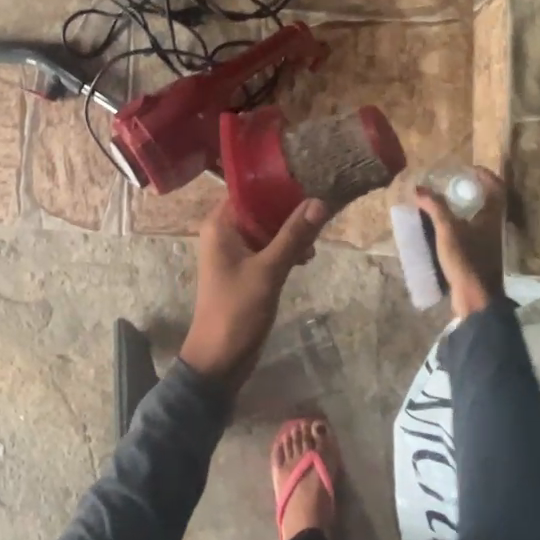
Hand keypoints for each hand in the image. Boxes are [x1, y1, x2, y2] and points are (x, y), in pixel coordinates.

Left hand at [179, 198, 329, 391]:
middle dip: (288, 209)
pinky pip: (266, 247)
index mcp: (220, 224)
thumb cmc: (237, 310)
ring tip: (315, 241)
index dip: (276, 183)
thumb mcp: (269, 271)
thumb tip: (320, 201)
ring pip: (265, 228)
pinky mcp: (244, 269)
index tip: (308, 180)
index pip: (248, 189)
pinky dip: (284, 248)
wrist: (218, 360)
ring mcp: (233, 251)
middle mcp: (223, 231)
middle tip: (321, 211)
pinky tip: (306, 256)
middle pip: (259, 207)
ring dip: (289, 231)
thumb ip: (293, 235)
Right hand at [415, 166, 506, 319]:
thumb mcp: (448, 230)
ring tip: (440, 205)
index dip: (485, 175)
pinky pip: (469, 233)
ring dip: (462, 210)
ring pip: (477, 219)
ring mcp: (487, 244)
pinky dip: (457, 226)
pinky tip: (439, 230)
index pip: (496, 188)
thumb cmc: (467, 259)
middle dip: (470, 192)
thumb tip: (419, 188)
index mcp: (492, 217)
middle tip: (450, 186)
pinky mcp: (478, 257)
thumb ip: (435, 207)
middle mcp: (493, 228)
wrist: (477, 298)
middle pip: (487, 203)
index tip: (469, 168)